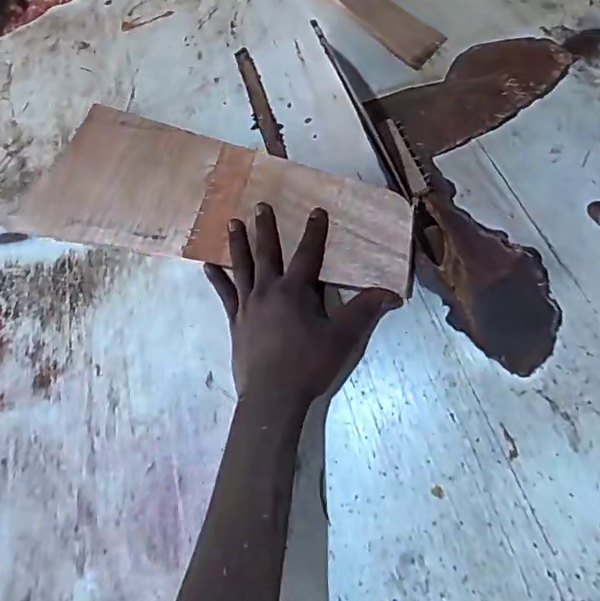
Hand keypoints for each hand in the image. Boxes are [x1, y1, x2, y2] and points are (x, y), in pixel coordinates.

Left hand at [204, 204, 401, 409]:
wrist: (272, 395)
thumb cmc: (309, 365)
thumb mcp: (342, 338)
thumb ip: (364, 311)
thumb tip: (391, 293)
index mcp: (295, 291)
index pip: (308, 254)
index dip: (314, 232)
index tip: (316, 211)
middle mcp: (268, 290)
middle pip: (268, 252)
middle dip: (266, 227)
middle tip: (260, 205)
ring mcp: (248, 305)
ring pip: (242, 266)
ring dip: (239, 243)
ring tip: (232, 222)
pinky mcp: (235, 321)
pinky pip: (225, 294)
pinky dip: (217, 279)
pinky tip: (207, 266)